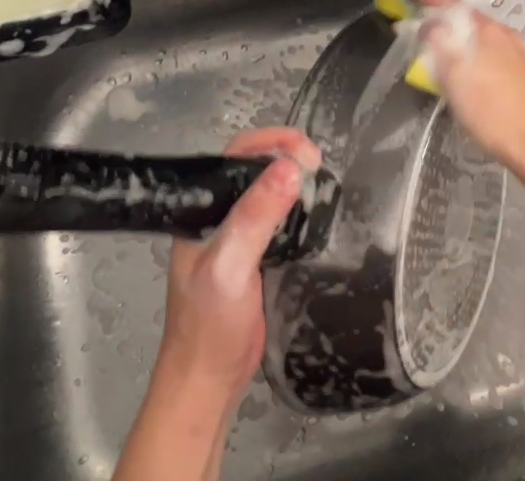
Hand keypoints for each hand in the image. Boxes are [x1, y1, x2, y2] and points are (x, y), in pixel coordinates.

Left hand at [153, 127, 320, 410]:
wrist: (207, 380)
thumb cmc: (209, 323)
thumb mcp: (230, 264)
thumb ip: (256, 216)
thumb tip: (290, 168)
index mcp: (201, 210)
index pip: (234, 157)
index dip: (269, 143)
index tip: (306, 149)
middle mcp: (217, 217)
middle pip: (252, 170)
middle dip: (285, 156)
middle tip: (319, 163)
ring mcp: (236, 238)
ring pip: (266, 193)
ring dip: (293, 181)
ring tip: (322, 180)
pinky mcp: (255, 258)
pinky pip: (277, 220)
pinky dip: (297, 209)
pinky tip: (316, 211)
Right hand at [396, 0, 524, 172]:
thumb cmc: (492, 109)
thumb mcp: (455, 74)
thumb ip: (438, 42)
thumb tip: (428, 24)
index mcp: (486, 29)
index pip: (448, 1)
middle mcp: (502, 34)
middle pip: (462, 17)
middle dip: (436, 18)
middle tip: (411, 24)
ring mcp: (514, 54)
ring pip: (474, 37)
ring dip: (451, 38)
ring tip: (431, 51)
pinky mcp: (520, 75)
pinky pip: (485, 53)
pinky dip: (465, 54)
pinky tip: (460, 73)